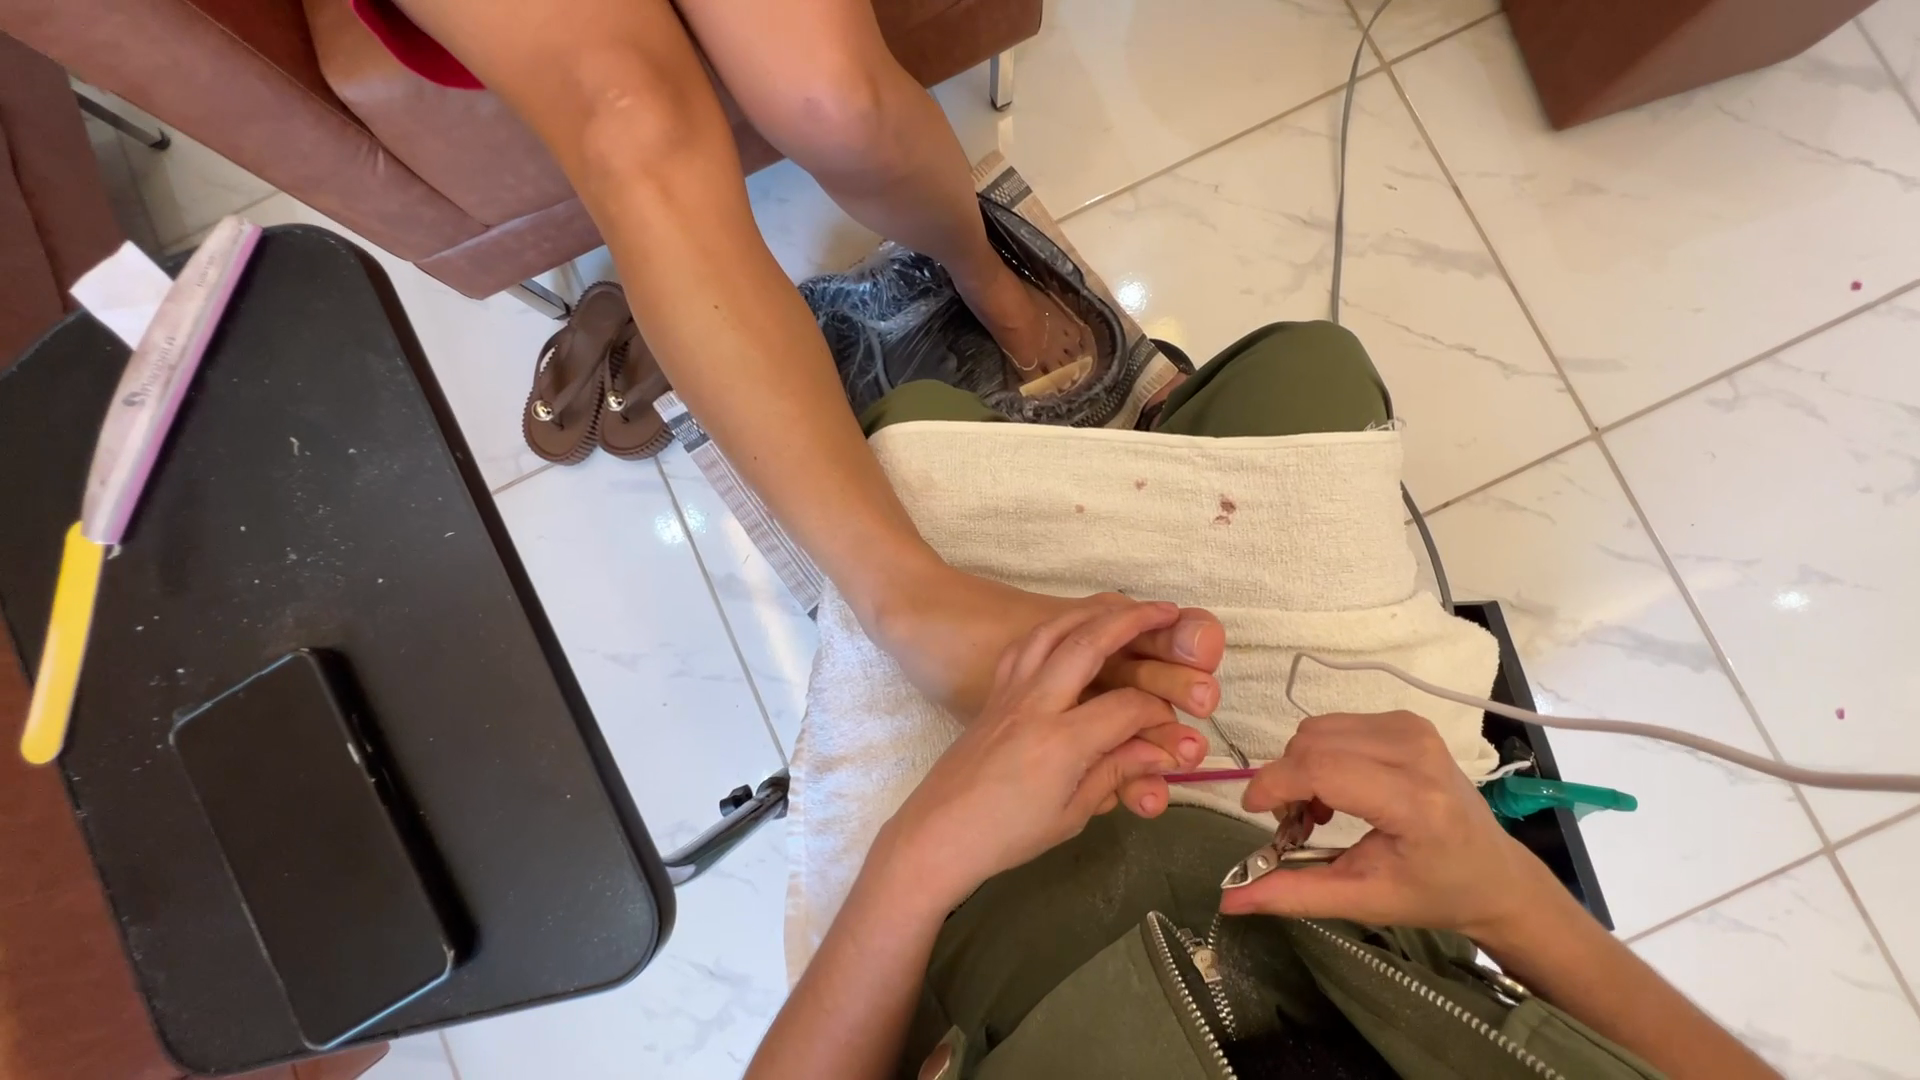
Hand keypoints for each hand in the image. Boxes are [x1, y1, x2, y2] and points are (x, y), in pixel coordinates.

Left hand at [878, 600, 1207, 908]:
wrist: (938, 832)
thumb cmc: (1007, 834)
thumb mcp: (1071, 814)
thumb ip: (1115, 773)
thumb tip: (1160, 751)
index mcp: (1060, 742)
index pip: (1126, 708)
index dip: (1158, 713)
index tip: (1172, 726)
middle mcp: (1035, 704)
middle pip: (1088, 644)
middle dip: (1131, 621)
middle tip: (1165, 610)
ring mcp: (1009, 692)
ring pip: (1051, 632)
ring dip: (1090, 613)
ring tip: (1120, 606)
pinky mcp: (994, 692)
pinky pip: (1025, 646)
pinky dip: (1053, 628)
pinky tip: (1068, 630)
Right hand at [1218, 711, 1557, 939]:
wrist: (1495, 873)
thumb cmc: (1433, 892)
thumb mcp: (1363, 900)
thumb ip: (1294, 894)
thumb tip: (1229, 900)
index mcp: (1415, 802)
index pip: (1321, 769)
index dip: (1275, 784)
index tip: (1254, 811)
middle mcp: (1415, 752)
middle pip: (1311, 744)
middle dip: (1286, 781)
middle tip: (1295, 823)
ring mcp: (1412, 729)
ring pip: (1316, 730)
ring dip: (1301, 766)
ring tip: (1319, 807)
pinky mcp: (1406, 721)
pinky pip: (1333, 725)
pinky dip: (1319, 754)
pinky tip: (1338, 787)